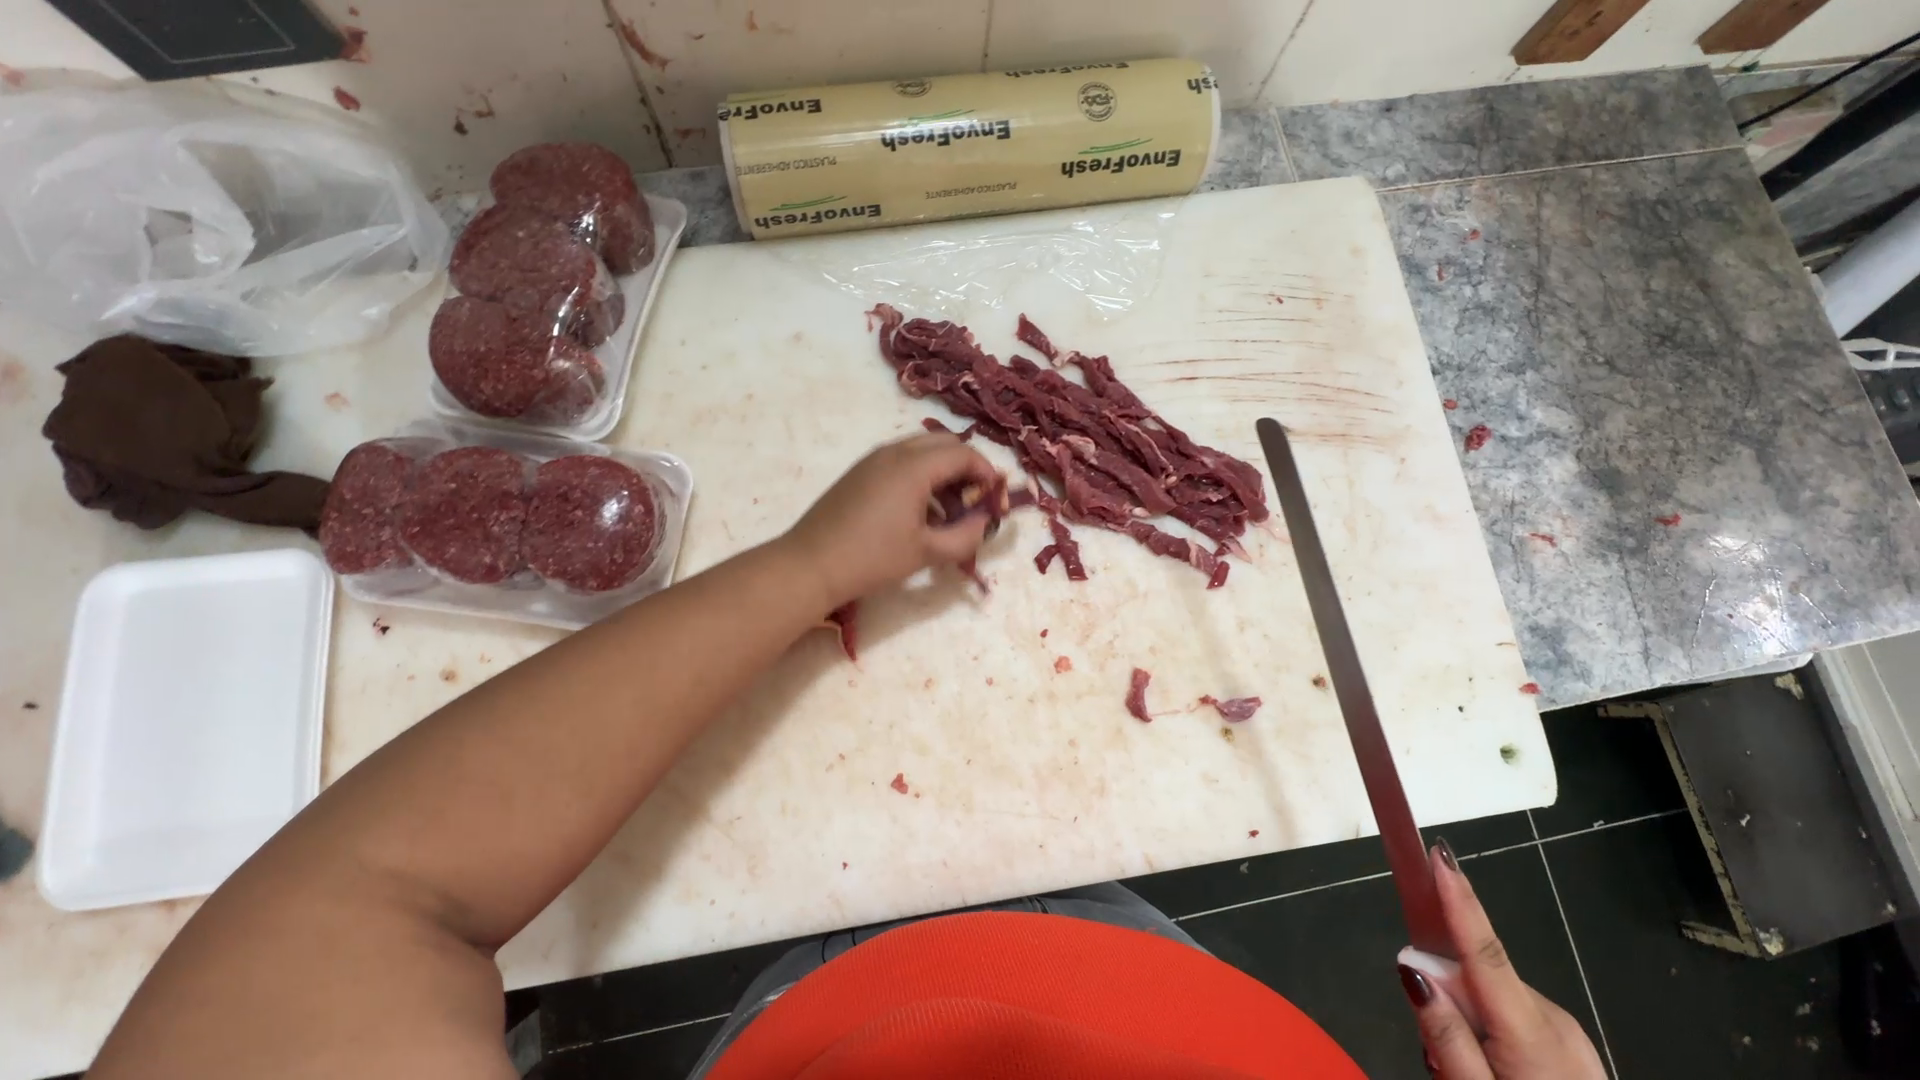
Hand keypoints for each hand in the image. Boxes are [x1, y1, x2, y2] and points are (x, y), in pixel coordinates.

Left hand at [782, 432, 998, 608]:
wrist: (810, 564)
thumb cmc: (872, 558)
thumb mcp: (927, 552)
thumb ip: (966, 536)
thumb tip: (985, 522)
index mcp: (913, 466)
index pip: (965, 454)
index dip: (987, 476)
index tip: (996, 504)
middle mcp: (893, 451)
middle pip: (944, 444)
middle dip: (967, 469)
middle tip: (975, 504)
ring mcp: (872, 460)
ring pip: (922, 451)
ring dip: (944, 473)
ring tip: (949, 514)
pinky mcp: (859, 473)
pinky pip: (901, 462)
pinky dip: (921, 478)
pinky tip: (920, 515)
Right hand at [1400, 843, 1606, 1079]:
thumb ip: (1445, 1036)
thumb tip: (1413, 968)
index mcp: (1533, 1035)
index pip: (1485, 951)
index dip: (1459, 900)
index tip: (1440, 854)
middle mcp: (1555, 1021)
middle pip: (1476, 978)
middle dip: (1442, 994)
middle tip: (1432, 1055)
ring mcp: (1569, 1035)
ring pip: (1489, 1000)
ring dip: (1463, 1020)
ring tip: (1463, 1072)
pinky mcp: (1570, 1047)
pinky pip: (1509, 1018)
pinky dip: (1485, 1033)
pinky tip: (1487, 1071)